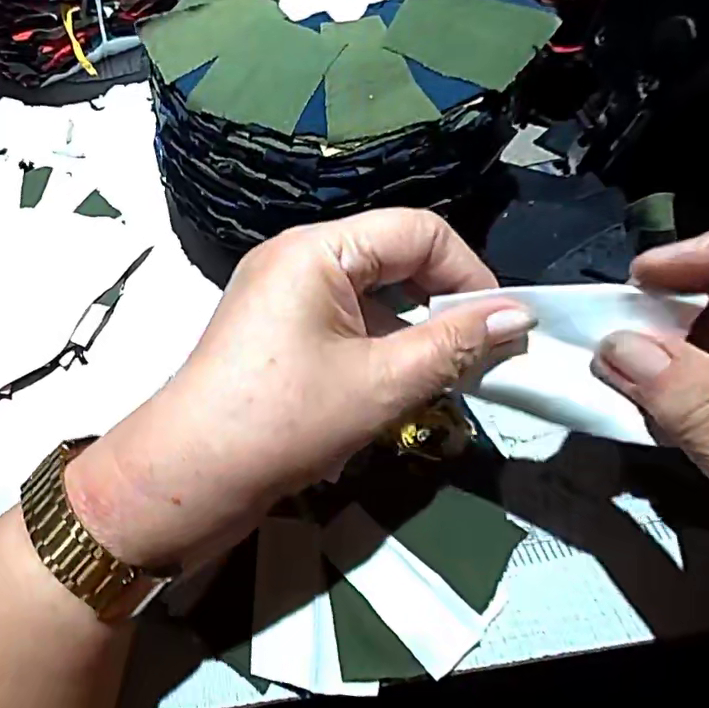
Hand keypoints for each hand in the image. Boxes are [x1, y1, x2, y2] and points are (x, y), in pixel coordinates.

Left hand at [67, 209, 532, 569]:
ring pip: (370, 291)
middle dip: (441, 301)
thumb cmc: (286, 422)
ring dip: (411, 327)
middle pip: (393, 256)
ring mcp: (281, 291)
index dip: (468, 273)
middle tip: (477, 351)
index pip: (418, 231)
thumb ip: (455, 343)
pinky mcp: (275, 326)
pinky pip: (343, 317)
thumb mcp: (382, 382)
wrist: (190, 476)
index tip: (500, 324)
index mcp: (317, 249)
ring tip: (442, 373)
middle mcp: (296, 256)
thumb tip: (518, 316)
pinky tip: (395, 380)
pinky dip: (378, 342)